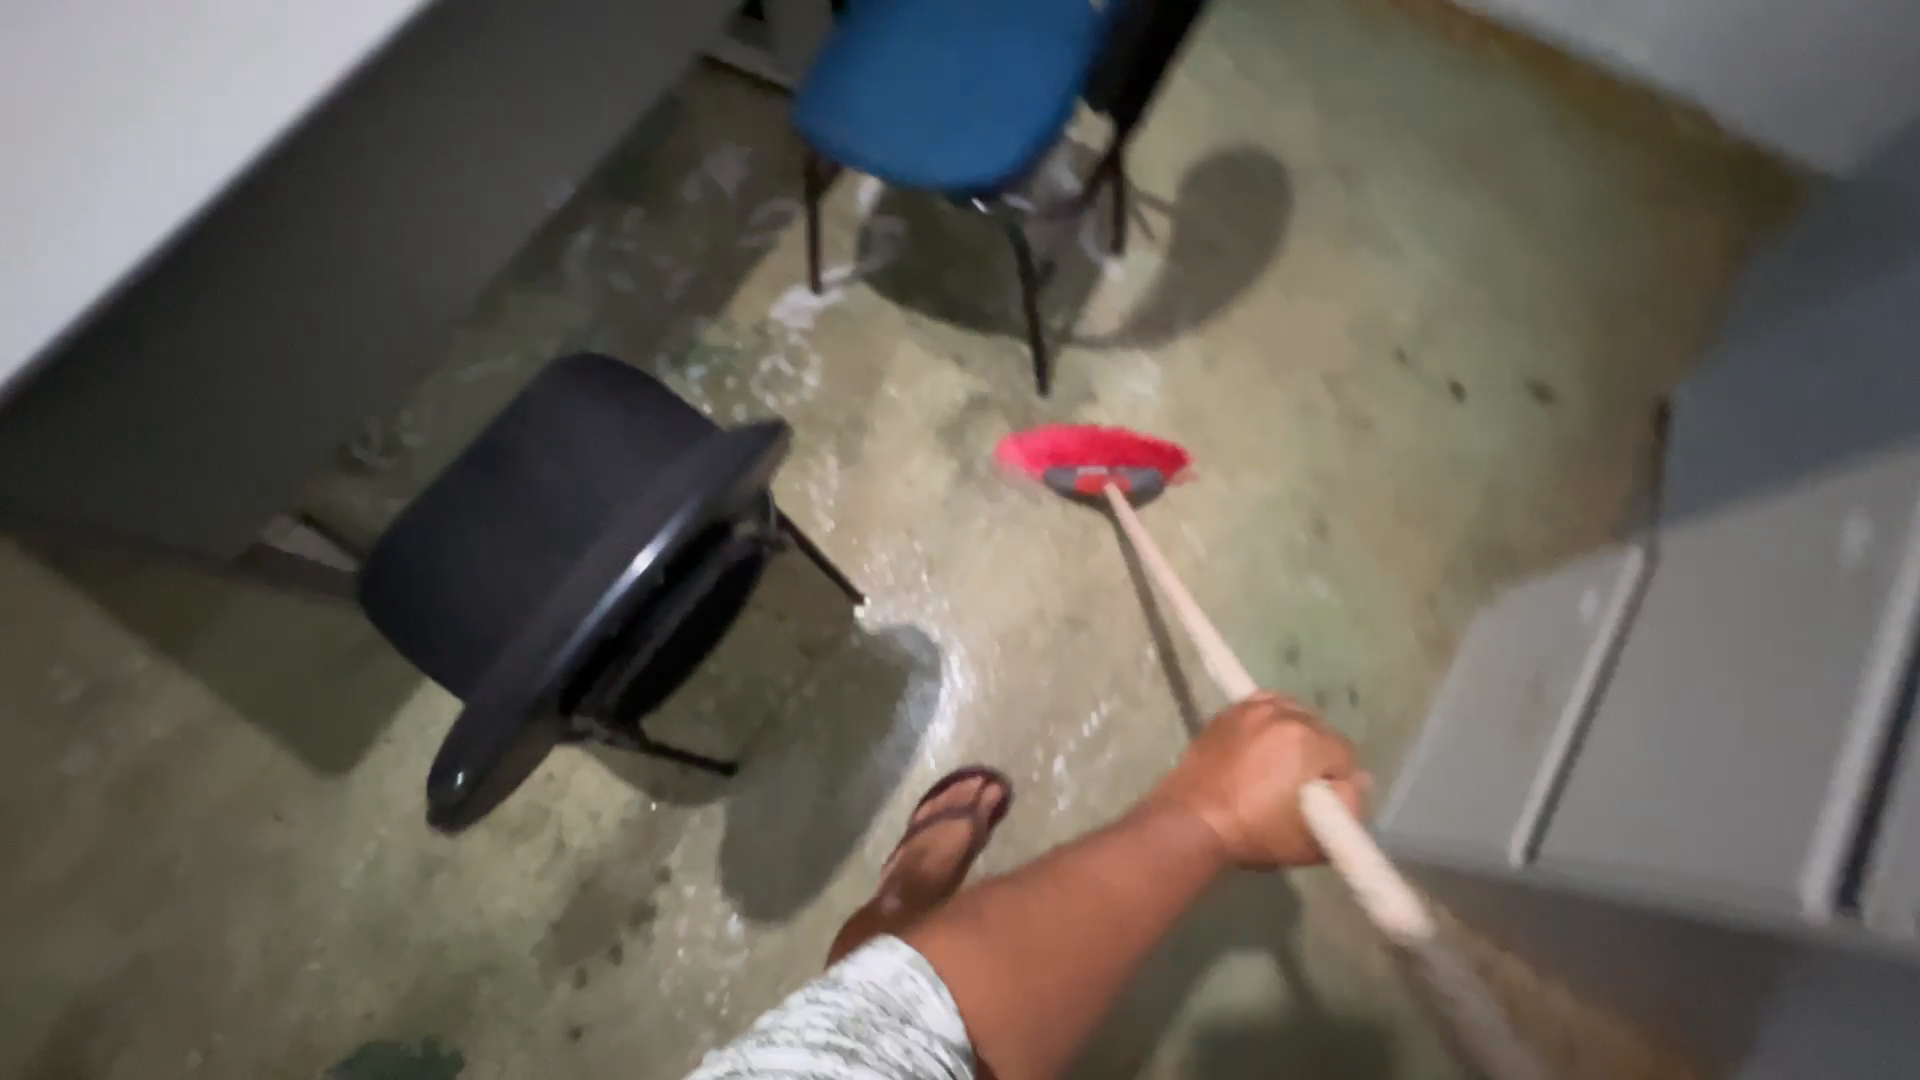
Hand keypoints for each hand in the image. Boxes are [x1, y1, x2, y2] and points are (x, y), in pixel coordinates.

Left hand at [1146, 693, 1368, 868]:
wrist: (1194, 820)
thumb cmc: (1257, 832)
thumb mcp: (1315, 839)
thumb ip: (1349, 808)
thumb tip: (1355, 781)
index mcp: (1308, 740)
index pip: (1345, 753)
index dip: (1339, 779)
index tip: (1322, 799)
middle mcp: (1281, 714)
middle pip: (1318, 728)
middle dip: (1317, 753)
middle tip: (1300, 783)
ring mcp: (1249, 709)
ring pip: (1290, 712)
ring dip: (1293, 732)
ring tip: (1280, 761)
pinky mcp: (1225, 712)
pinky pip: (1260, 705)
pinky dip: (1268, 718)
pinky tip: (1262, 740)